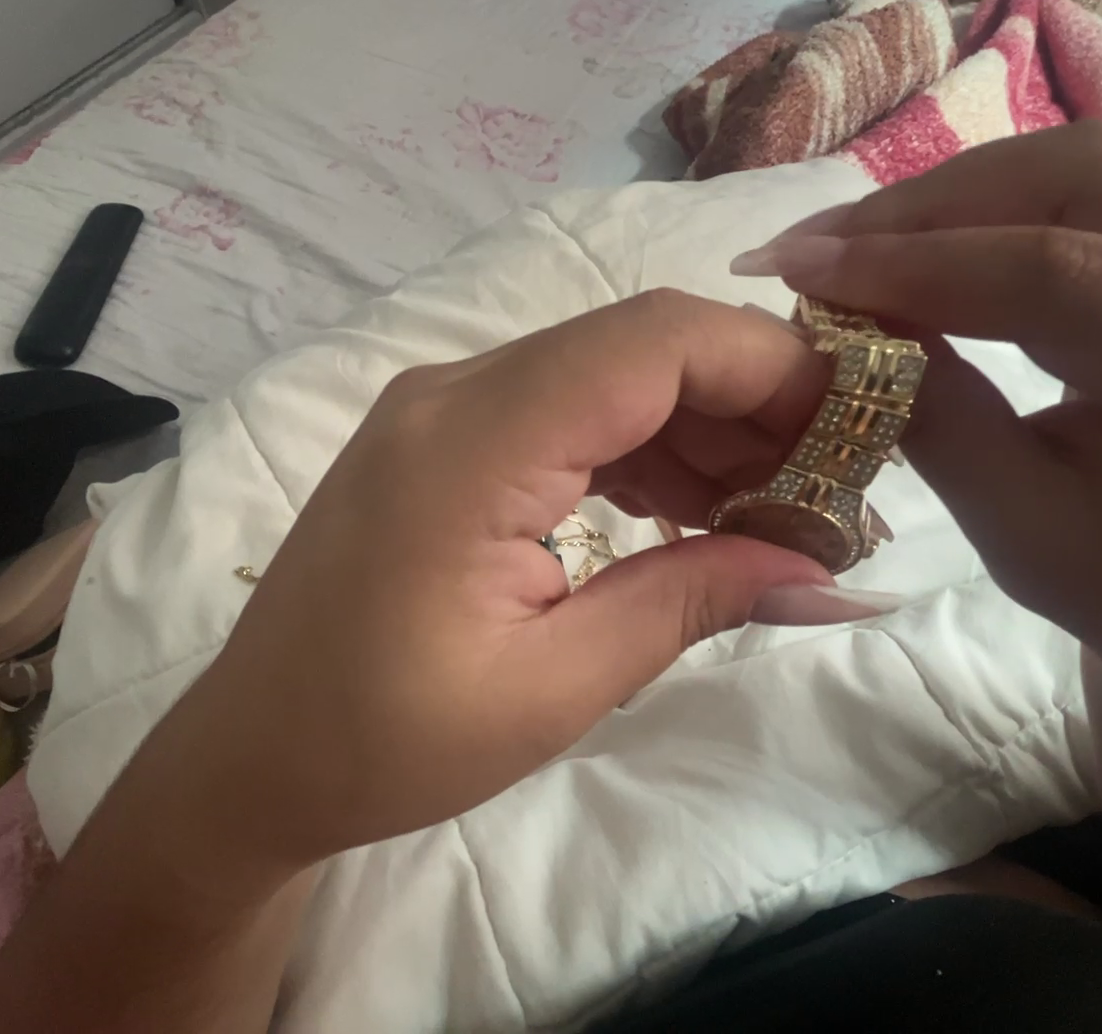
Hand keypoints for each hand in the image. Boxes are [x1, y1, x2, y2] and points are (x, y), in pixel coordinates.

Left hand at [178, 291, 865, 867]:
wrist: (251, 759)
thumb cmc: (384, 743)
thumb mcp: (552, 688)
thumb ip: (689, 604)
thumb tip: (825, 574)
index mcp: (471, 442)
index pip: (653, 342)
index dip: (769, 367)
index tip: (849, 434)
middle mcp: (454, 393)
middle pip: (639, 346)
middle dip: (750, 402)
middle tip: (822, 493)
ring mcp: (444, 410)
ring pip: (610, 375)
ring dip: (701, 429)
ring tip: (768, 513)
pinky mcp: (445, 441)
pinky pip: (568, 414)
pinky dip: (643, 450)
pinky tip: (688, 511)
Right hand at [733, 122, 1101, 666]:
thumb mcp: (1007, 519)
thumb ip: (931, 412)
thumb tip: (841, 322)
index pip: (1062, 274)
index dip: (916, 262)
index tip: (799, 270)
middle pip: (1085, 177)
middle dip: (928, 207)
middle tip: (817, 248)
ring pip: (1085, 165)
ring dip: (951, 198)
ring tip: (851, 244)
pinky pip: (1094, 188)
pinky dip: (988, 207)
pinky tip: (919, 242)